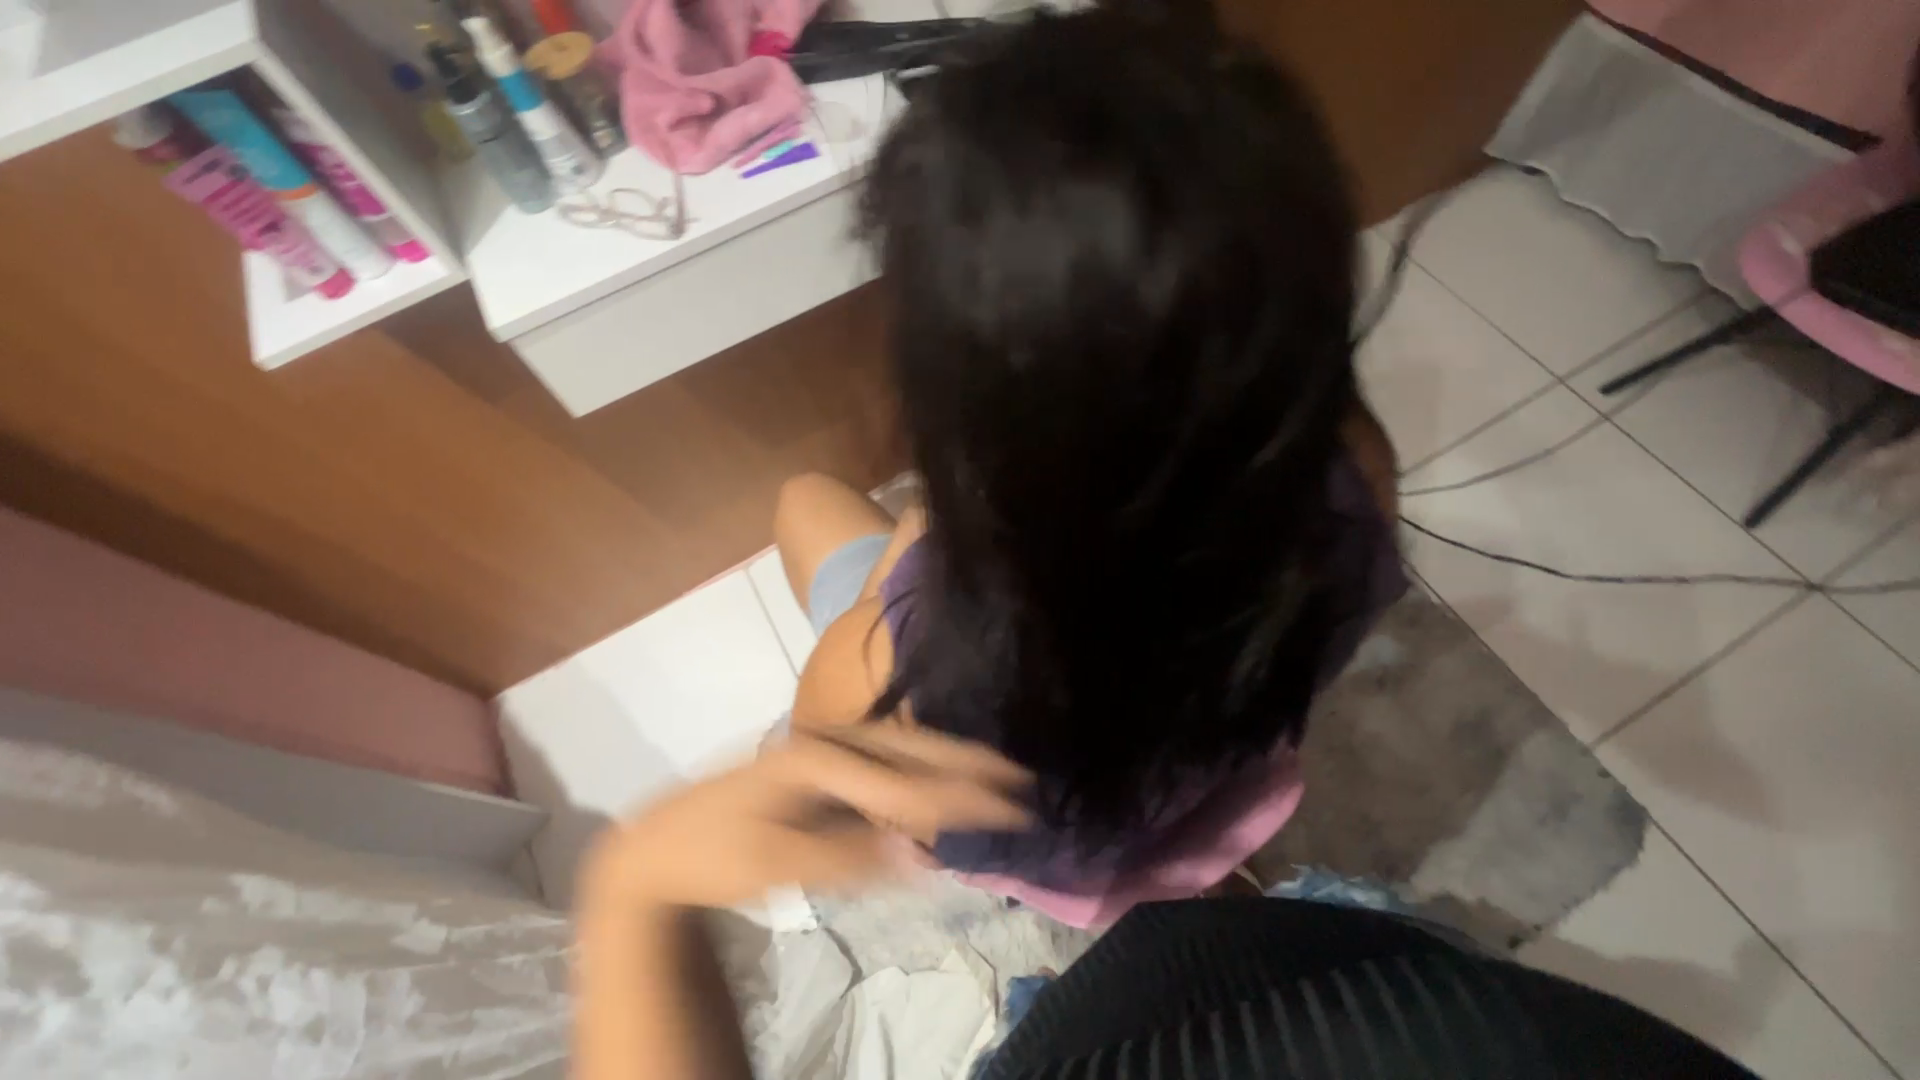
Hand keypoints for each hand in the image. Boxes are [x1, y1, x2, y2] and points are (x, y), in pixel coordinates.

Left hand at [582, 726, 1032, 908]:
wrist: (663, 838)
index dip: (961, 799)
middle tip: (1022, 779)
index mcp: (819, 761)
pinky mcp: (824, 755)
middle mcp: (830, 740)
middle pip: (914, 748)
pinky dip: (925, 763)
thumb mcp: (774, 864)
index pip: (907, 784)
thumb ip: (849, 857)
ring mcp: (826, 743)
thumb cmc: (715, 853)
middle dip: (970, 762)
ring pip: (904, 744)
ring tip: (998, 769)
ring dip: (953, 757)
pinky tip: (944, 774)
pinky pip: (887, 755)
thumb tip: (921, 855)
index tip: (1011, 809)